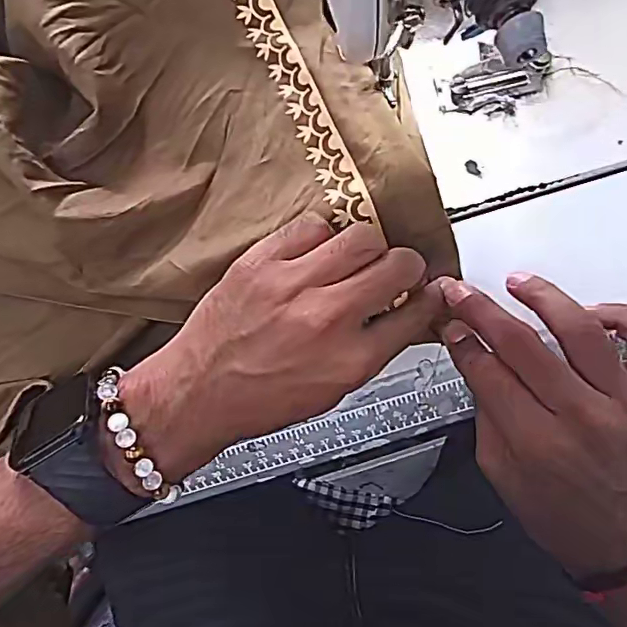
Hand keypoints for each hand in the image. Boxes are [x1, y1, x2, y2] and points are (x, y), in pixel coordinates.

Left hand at [111, 213, 442, 486]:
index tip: (427, 292)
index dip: (428, 299)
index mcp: (351, 360)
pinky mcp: (261, 263)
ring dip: (369, 247)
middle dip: (407, 267)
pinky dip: (322, 236)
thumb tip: (399, 318)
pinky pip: (312, 226)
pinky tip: (316, 252)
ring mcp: (293, 285)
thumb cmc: (259, 400)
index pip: (415, 314)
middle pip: (397, 266)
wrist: (198, 392)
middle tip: (396, 271)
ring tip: (356, 259)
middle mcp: (327, 318)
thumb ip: (372, 351)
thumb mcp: (332, 390)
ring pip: (362, 237)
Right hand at [435, 274, 626, 579]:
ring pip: (582, 332)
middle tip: (463, 292)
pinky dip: (624, 317)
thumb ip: (487, 416)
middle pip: (523, 345)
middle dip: (483, 311)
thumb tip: (476, 360)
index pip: (488, 372)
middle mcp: (581, 418)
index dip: (463, 341)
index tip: (450, 323)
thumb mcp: (500, 474)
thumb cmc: (557, 514)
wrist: (623, 542)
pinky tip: (592, 311)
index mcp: (536, 444)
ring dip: (545, 299)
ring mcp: (624, 404)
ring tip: (519, 283)